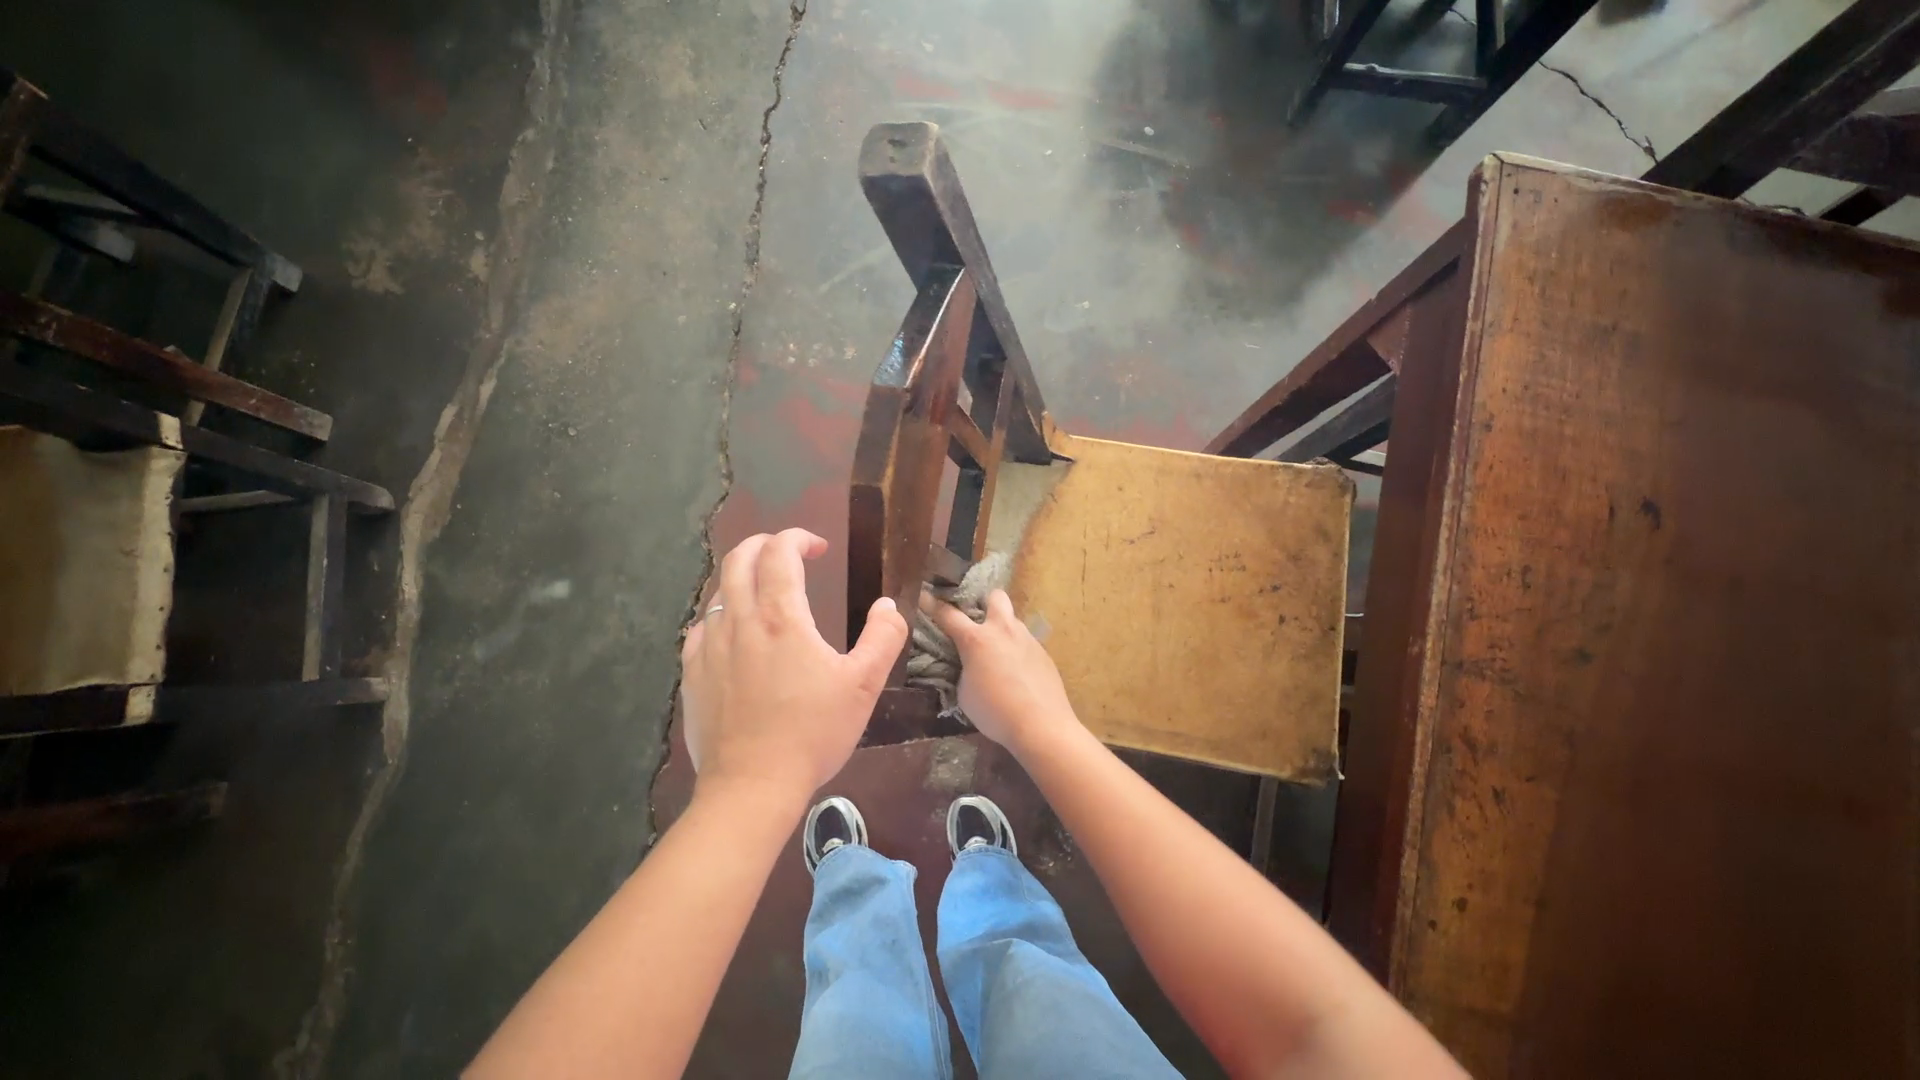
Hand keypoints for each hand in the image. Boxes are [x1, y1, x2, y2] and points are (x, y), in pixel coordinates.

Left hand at [681, 529, 907, 804]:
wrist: (752, 785)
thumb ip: (883, 637)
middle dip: (765, 544)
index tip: (819, 548)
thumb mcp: (864, 686)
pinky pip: (701, 627)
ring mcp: (709, 647)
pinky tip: (734, 633)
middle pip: (740, 558)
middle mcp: (739, 621)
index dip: (799, 538)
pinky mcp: (692, 673)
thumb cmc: (813, 734)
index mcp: (781, 617)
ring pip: (719, 590)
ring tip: (765, 592)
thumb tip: (888, 605)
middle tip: (789, 555)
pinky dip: (721, 615)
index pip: (779, 552)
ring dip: (743, 577)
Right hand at [925, 589, 1079, 754]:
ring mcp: (1027, 639)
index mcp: (977, 639)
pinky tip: (1017, 671)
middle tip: (977, 620)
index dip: (932, 603)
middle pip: (995, 596)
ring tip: (998, 652)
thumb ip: (963, 671)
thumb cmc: (995, 711)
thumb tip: (968, 665)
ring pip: (1012, 620)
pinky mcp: (1044, 653)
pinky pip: (1025, 642)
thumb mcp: (965, 693)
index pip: (948, 614)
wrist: (1042, 725)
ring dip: (1002, 629)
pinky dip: (1016, 650)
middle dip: (984, 602)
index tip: (923, 594)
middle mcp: (1003, 630)